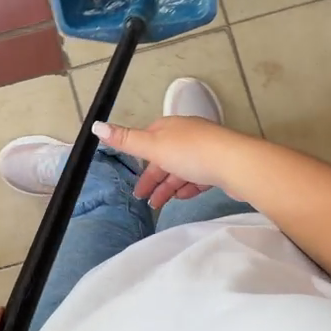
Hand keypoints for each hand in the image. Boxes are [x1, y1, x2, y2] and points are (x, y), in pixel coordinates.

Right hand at [94, 116, 253, 209]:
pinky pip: (197, 177)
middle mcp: (186, 135)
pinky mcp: (218, 165)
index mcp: (169, 127)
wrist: (235, 163)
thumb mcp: (153, 146)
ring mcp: (204, 149)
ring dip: (169, 186)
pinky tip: (183, 197)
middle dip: (153, 178)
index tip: (134, 179)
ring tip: (160, 205)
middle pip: (164, 157)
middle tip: (144, 200)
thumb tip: (96, 125)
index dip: (140, 159)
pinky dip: (187, 187)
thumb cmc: (190, 153)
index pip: (149, 140)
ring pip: (180, 169)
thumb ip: (126, 140)